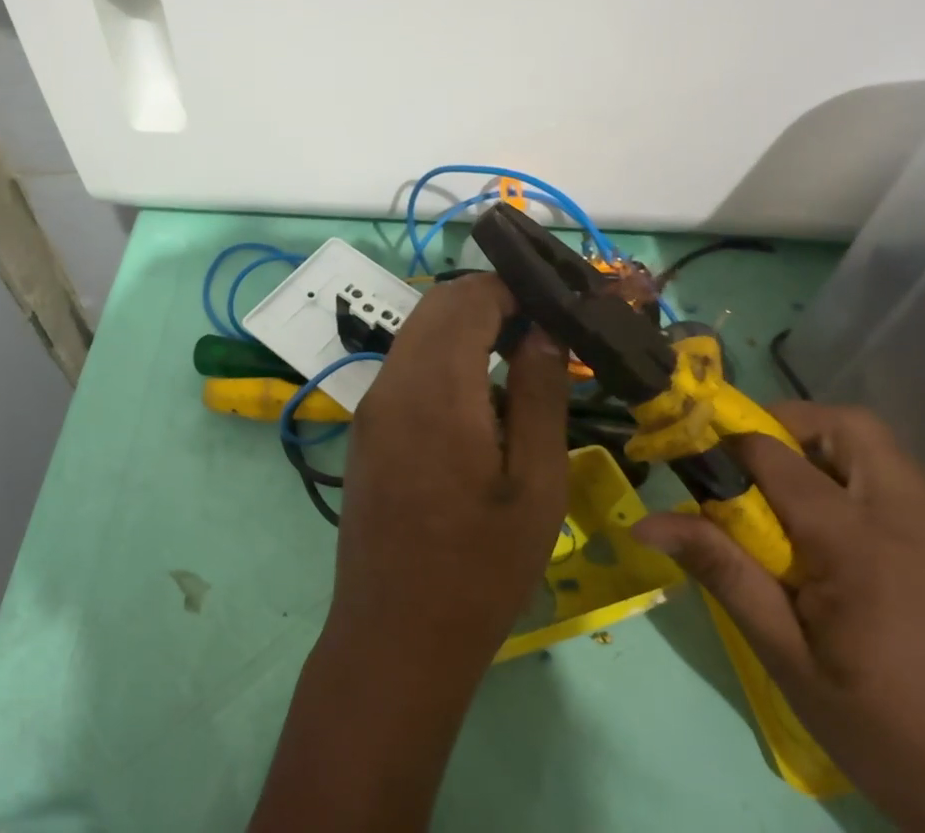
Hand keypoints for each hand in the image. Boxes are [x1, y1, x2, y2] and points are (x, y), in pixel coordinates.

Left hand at [251, 273, 570, 832]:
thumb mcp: (535, 485)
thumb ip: (537, 395)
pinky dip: (442, 362)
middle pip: (436, 308)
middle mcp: (390, 385)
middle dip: (491, 302)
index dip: (514, 287)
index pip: (467, 297)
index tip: (560, 304)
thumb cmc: (480, 569)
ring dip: (465, 332)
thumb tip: (544, 332)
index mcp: (433, 390)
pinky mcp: (364, 434)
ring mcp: (369, 410)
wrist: (395, 636)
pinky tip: (479, 400)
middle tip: (546, 331)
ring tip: (522, 361)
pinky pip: (404, 372)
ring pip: (416, 337)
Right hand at [633, 403, 924, 832]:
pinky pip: (915, 501)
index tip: (691, 461)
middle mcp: (922, 521)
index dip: (727, 446)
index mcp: (863, 545)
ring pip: (887, 460)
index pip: (779, 457)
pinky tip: (852, 566)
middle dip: (788, 427)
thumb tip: (647, 522)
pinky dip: (867, 499)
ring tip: (792, 524)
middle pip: (851, 427)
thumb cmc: (889, 737)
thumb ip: (725, 574)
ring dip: (829, 464)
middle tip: (746, 470)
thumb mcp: (788, 660)